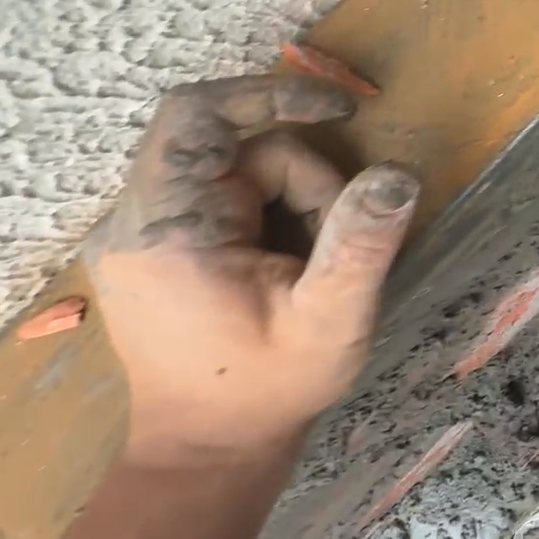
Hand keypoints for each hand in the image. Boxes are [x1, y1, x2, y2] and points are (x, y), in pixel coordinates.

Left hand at [88, 75, 418, 465]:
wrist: (213, 444)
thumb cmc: (270, 386)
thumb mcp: (331, 318)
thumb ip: (361, 244)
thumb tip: (397, 174)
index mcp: (167, 230)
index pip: (197, 115)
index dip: (272, 94)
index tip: (342, 111)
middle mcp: (141, 219)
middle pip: (241, 147)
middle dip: (309, 182)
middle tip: (334, 242)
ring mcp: (149, 230)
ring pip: (248, 169)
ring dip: (303, 201)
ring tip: (314, 266)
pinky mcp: (167, 240)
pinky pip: (236, 190)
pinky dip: (283, 209)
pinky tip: (296, 258)